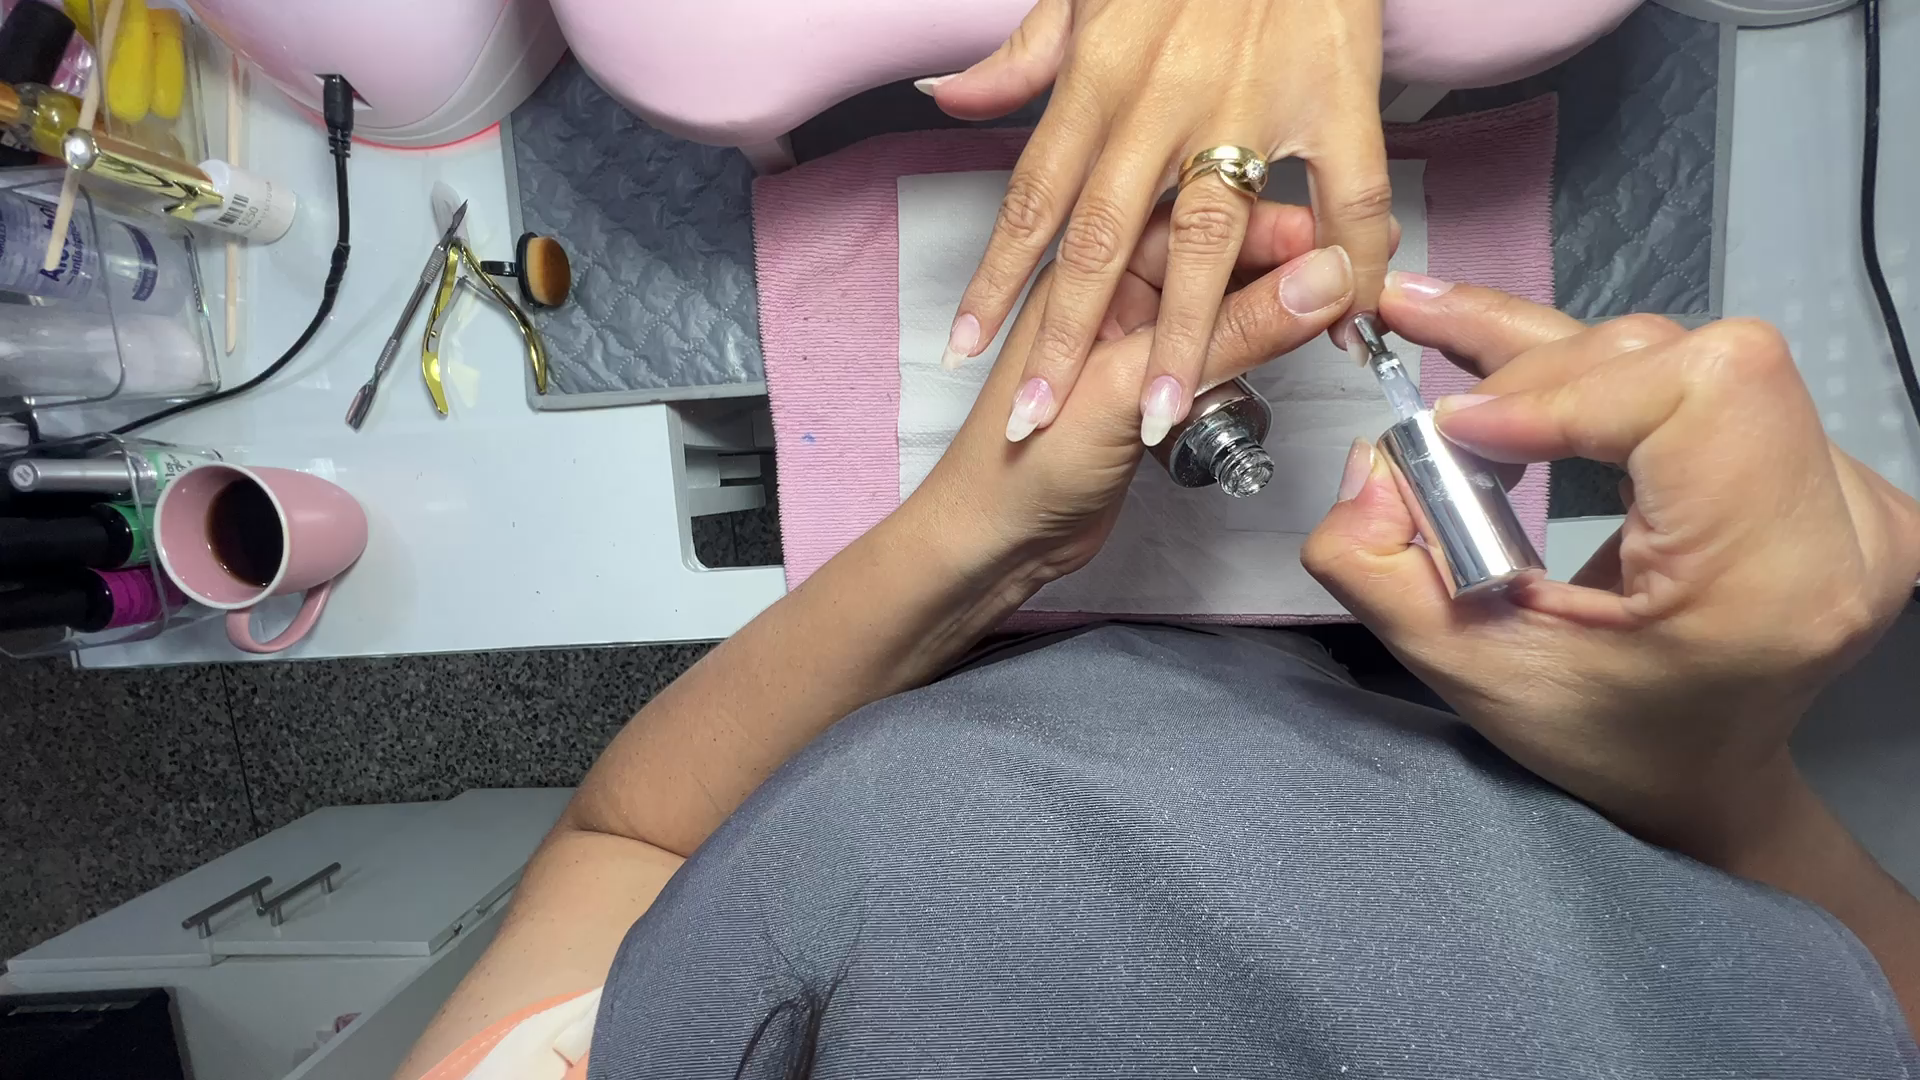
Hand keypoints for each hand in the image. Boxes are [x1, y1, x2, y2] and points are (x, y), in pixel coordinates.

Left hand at [910, 203, 1355, 586]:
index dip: (1266, 230)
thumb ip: (1226, 335)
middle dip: (1279, 272)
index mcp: (1092, 274)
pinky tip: (1286, 358)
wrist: (999, 542)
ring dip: (1270, 317)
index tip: (1337, 242)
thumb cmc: (1031, 463)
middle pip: (1212, 267)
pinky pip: (1210, 361)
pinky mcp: (1149, 394)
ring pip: (1217, 314)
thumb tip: (1322, 280)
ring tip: (1336, 316)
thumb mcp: (1128, 389)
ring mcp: (1134, 349)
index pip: (1192, 227)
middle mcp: (1114, 301)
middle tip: (1352, 278)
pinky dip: (1247, 360)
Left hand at [921, 0, 1390, 449]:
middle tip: (1037, 416)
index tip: (965, 349)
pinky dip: (1349, 261)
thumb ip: (1021, 57)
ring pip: (1207, 239)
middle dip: (1066, 339)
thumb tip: (948, 97)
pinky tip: (1335, 328)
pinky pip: (1346, 193)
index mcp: (1097, 79)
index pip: (1030, 203)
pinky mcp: (1335, 89)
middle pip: (1101, 243)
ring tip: (1160, 412)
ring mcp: (1247, 102)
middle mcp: (1159, 102)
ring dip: (1184, 336)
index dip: (994, 280)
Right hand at [1302, 275, 1919, 860]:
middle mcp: (1838, 518)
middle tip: (1442, 435)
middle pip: (1678, 357)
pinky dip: (1569, 363)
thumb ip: (1372, 567)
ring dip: (1540, 360)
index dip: (1560, 393)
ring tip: (1431, 342)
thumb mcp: (1450, 664)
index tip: (1455, 434)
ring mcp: (1838, 481)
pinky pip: (1679, 373)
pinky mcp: (1800, 461)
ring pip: (1672, 351)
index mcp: (1765, 581)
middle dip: (1534, 378)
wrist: (1688, 767)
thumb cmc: (1583, 732)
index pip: (1697, 393)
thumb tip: (1369, 463)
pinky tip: (1484, 341)